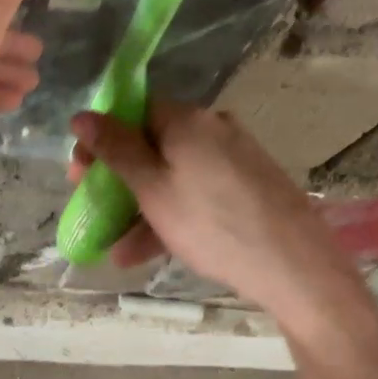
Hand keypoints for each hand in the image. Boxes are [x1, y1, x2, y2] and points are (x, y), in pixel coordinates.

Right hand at [71, 102, 377, 338]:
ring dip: (140, 205)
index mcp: (187, 120)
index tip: (80, 172)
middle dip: (118, 178)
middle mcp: (212, 128)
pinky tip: (147, 252)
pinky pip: (197, 192)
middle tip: (94, 206)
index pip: (133, 111)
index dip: (102, 139)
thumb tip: (82, 115)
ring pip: (173, 174)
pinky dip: (172, 213)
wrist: (297, 268)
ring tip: (116, 246)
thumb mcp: (153, 189)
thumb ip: (115, 150)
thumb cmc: (213, 224)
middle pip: (152, 144)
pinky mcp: (249, 186)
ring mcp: (234, 158)